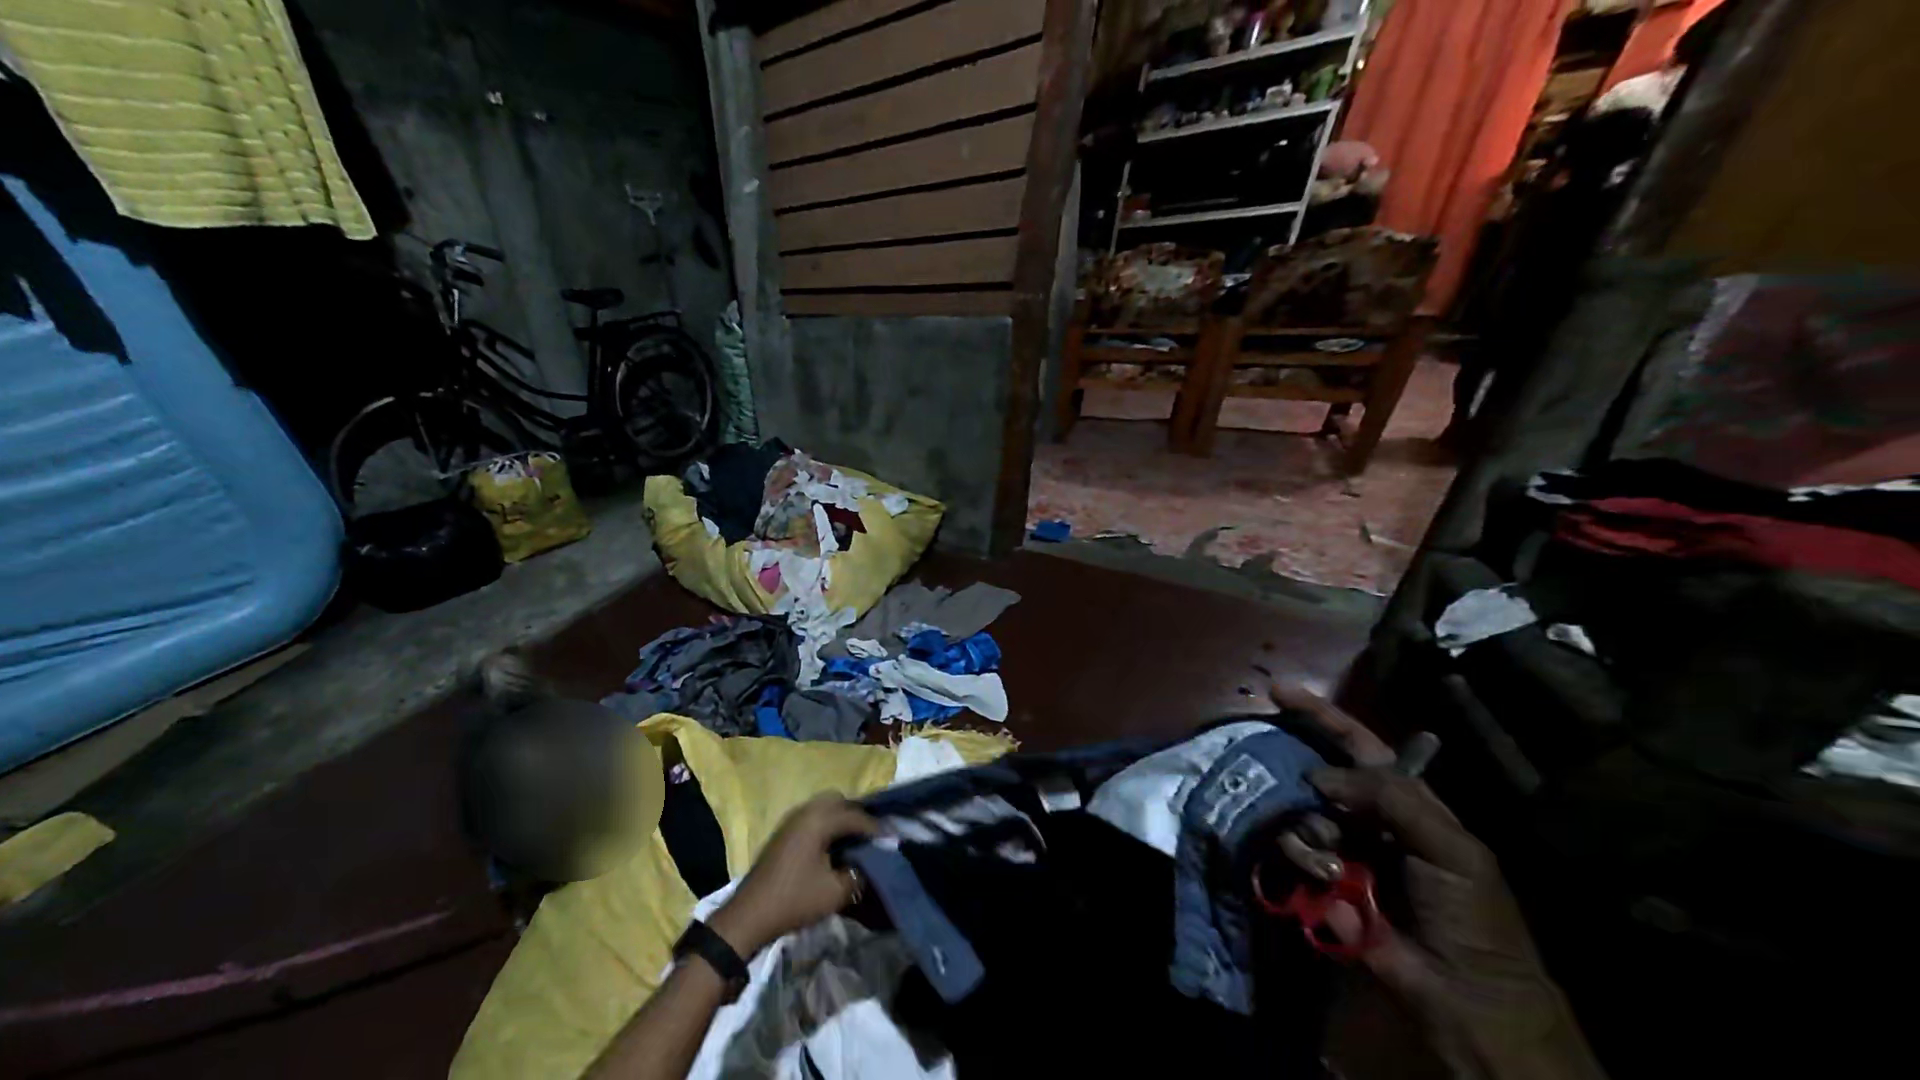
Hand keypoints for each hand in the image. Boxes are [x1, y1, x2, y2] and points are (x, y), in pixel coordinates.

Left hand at [708, 794, 875, 956]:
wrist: (749, 916)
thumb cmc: (794, 900)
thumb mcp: (836, 892)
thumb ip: (859, 874)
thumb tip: (870, 864)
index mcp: (818, 820)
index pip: (855, 816)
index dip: (876, 829)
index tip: (892, 840)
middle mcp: (804, 812)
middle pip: (838, 801)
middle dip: (856, 815)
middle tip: (870, 836)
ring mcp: (790, 821)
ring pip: (823, 807)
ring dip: (840, 819)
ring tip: (855, 841)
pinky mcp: (783, 834)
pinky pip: (812, 818)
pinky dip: (826, 826)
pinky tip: (833, 848)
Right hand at [1270, 686, 1604, 1079]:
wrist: (1463, 993)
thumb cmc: (1470, 914)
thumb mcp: (1450, 847)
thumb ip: (1390, 798)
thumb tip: (1317, 776)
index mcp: (1403, 801)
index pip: (1358, 745)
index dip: (1321, 716)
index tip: (1277, 692)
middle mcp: (1363, 817)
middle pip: (1315, 775)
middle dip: (1301, 780)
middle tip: (1315, 811)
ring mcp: (1337, 848)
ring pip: (1297, 813)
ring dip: (1309, 832)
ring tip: (1335, 866)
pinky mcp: (1314, 879)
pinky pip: (1289, 851)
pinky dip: (1302, 860)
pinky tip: (1325, 881)